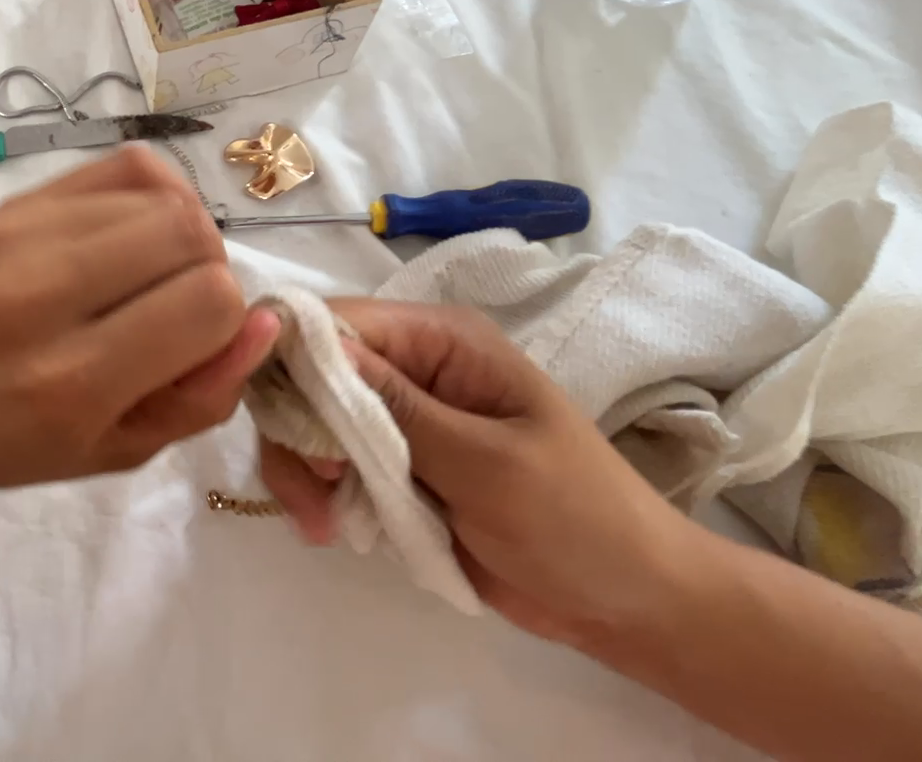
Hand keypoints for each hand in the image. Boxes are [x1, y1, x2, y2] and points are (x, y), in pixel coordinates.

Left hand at [0, 147, 280, 496]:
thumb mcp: (120, 452)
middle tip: (179, 304)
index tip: (197, 341)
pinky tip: (135, 234)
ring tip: (152, 273)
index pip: (207, 301)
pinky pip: (126, 168)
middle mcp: (43, 295)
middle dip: (212, 269)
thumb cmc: (13, 445)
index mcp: (71, 381)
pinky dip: (155, 197)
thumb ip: (203, 396)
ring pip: (165, 196)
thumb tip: (263, 321)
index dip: (227, 320)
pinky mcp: (14, 203)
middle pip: (192, 232)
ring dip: (184, 235)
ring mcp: (22, 235)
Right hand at [260, 299, 711, 648]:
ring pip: (309, 421)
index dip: (296, 361)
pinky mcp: (390, 465)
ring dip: (301, 468)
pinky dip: (318, 493)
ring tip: (325, 524)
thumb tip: (315, 346)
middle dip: (296, 428)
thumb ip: (398, 407)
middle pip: (308, 372)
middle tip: (320, 491)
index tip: (302, 433)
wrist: (625, 601)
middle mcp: (409, 368)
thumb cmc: (575, 519)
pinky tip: (332, 530)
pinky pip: (328, 463)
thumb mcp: (486, 462)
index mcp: (440, 341)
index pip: (337, 321)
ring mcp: (397, 418)